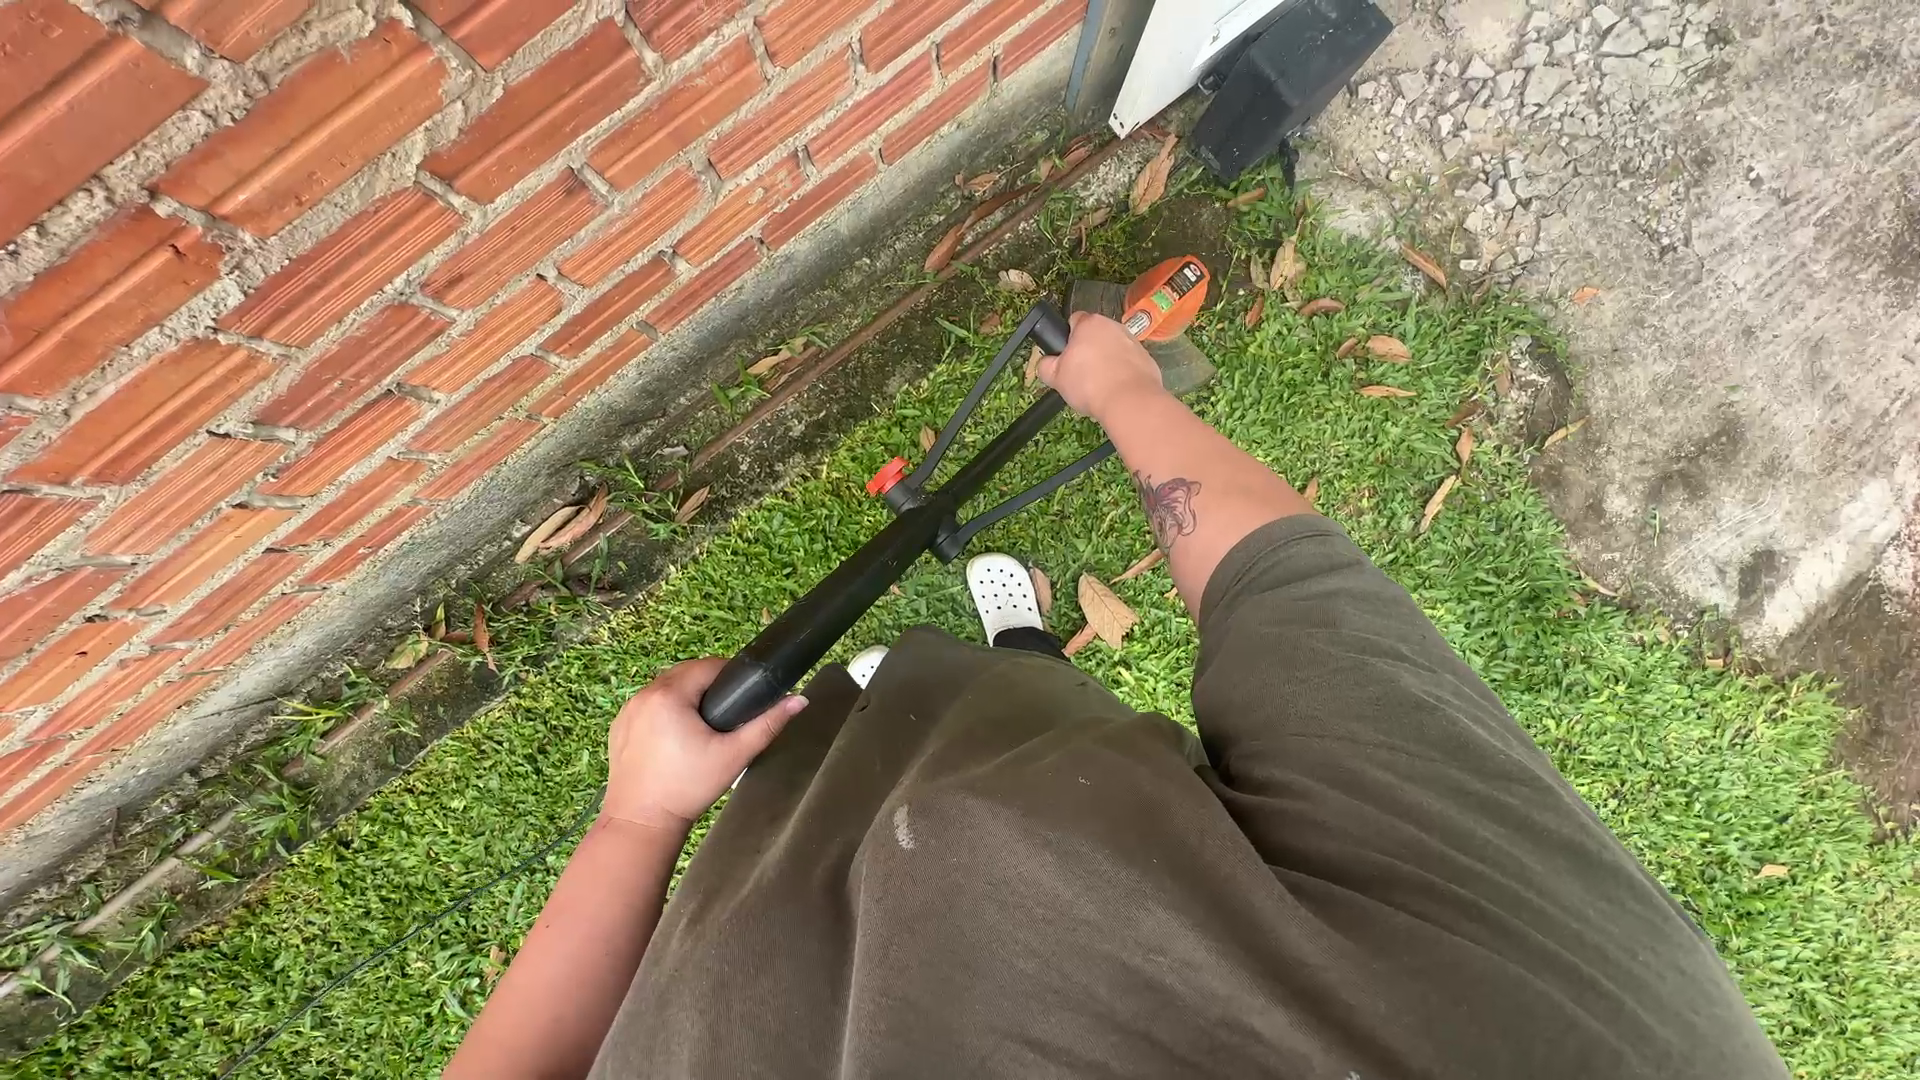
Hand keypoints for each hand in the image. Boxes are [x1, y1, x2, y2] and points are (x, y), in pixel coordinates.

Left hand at [602, 658, 806, 830]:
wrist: (641, 823)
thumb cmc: (689, 787)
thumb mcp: (734, 755)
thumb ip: (768, 724)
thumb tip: (799, 699)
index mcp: (669, 694)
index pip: (708, 666)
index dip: (731, 675)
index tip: (744, 696)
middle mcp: (644, 695)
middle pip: (686, 673)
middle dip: (709, 685)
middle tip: (729, 711)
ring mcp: (628, 710)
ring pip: (666, 687)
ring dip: (687, 695)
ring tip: (706, 722)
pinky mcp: (619, 726)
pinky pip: (649, 704)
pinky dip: (665, 710)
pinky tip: (678, 734)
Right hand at [1036, 312, 1168, 422]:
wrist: (1128, 401)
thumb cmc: (1090, 384)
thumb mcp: (1055, 378)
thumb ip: (1046, 366)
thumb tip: (1046, 363)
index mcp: (1089, 324)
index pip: (1074, 320)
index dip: (1068, 339)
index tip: (1066, 357)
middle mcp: (1113, 326)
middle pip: (1095, 335)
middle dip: (1088, 351)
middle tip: (1080, 375)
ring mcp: (1132, 341)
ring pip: (1113, 348)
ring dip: (1106, 361)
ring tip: (1098, 386)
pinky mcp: (1146, 358)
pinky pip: (1128, 362)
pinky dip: (1122, 372)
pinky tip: (1115, 389)